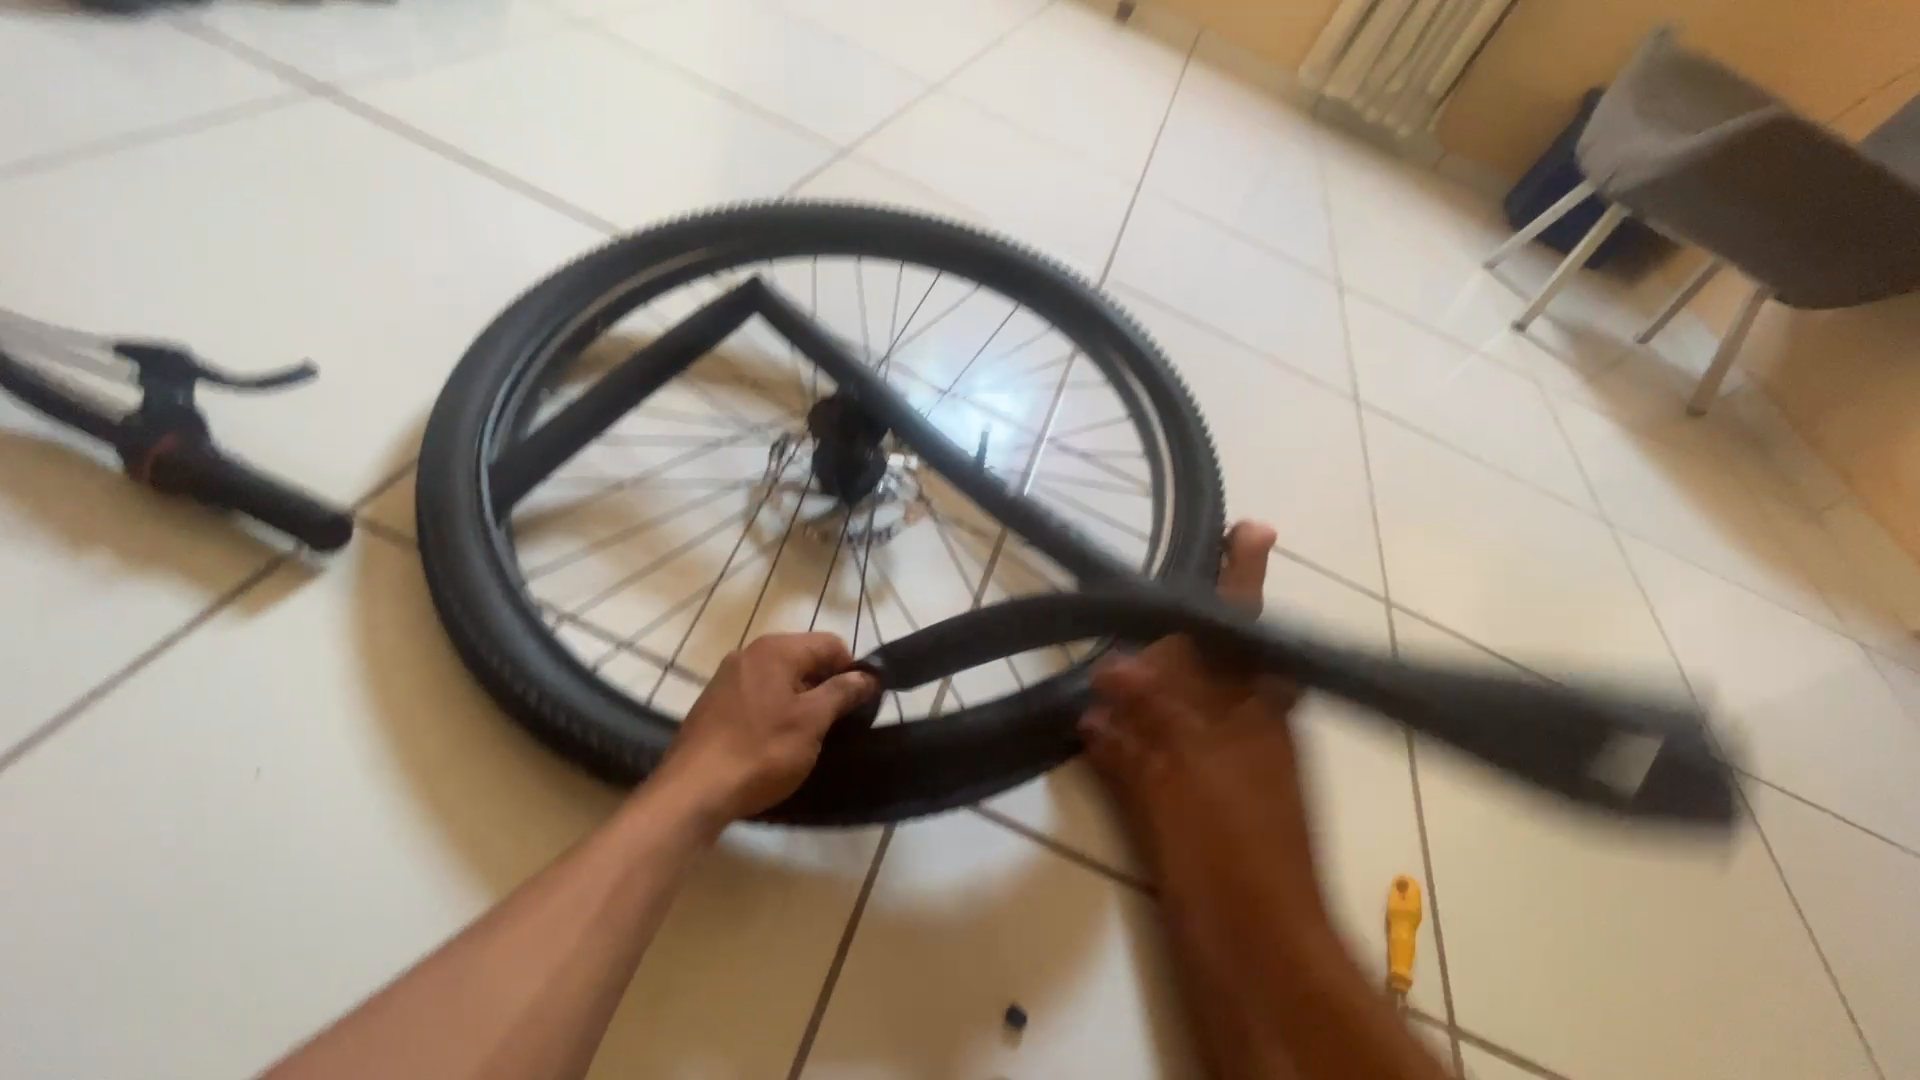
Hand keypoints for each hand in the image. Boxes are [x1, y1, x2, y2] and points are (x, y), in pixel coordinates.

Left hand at [655, 633, 876, 825]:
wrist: (693, 792)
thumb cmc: (761, 752)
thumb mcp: (812, 722)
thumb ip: (842, 692)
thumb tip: (867, 676)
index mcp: (775, 650)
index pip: (830, 643)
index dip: (852, 670)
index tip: (861, 703)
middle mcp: (748, 653)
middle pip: (803, 657)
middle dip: (825, 684)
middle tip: (837, 721)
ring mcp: (726, 677)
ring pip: (779, 677)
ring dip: (800, 698)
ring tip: (808, 734)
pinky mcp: (713, 703)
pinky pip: (757, 694)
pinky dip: (775, 708)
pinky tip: (775, 739)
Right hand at [1080, 522, 1321, 912]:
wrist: (1255, 950)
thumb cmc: (1237, 854)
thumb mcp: (1194, 777)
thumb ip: (1152, 722)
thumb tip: (1108, 669)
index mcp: (1257, 714)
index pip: (1245, 630)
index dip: (1244, 580)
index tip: (1252, 528)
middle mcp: (1239, 733)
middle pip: (1206, 665)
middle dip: (1179, 631)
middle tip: (1151, 596)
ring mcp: (1213, 771)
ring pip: (1174, 709)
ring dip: (1141, 684)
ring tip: (1105, 656)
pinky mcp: (1187, 808)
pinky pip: (1149, 756)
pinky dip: (1121, 739)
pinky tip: (1087, 725)